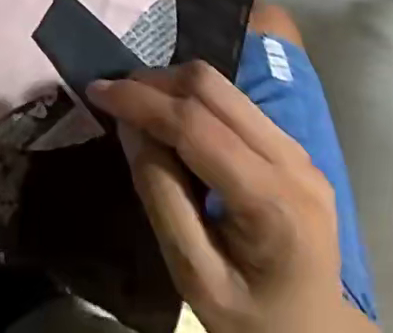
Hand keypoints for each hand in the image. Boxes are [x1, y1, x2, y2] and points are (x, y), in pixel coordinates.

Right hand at [86, 63, 375, 332]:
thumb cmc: (250, 316)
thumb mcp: (192, 272)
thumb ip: (158, 194)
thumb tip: (128, 126)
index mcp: (271, 202)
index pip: (194, 123)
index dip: (137, 99)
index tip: (93, 91)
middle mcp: (293, 165)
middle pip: (210, 87)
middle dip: (151, 83)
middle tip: (114, 100)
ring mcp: (299, 154)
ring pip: (220, 85)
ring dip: (169, 86)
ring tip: (138, 110)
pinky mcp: (293, 150)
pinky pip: (231, 101)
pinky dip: (190, 99)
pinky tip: (171, 123)